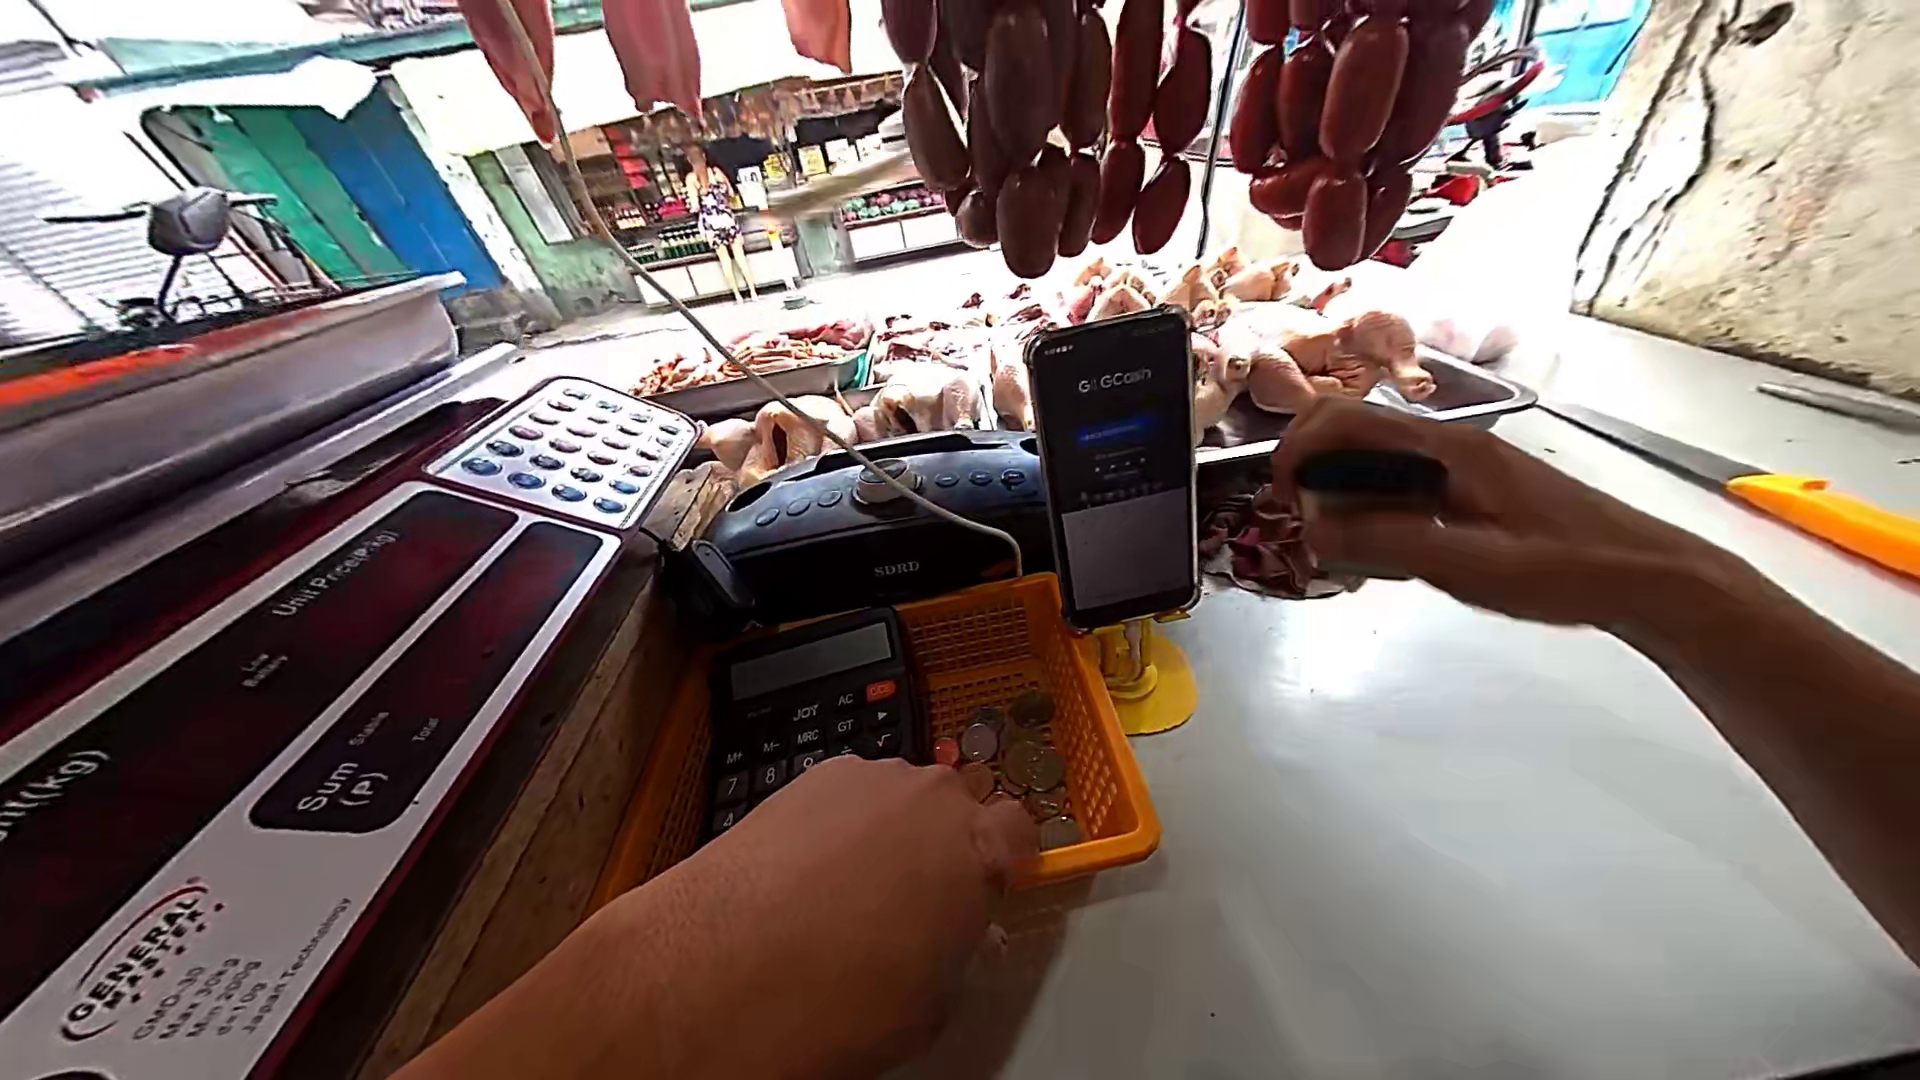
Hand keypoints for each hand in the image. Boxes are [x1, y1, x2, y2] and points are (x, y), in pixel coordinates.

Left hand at [404, 757, 1037, 1079]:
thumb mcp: (927, 1002)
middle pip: (961, 799)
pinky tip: (809, 856)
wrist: (723, 966)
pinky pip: (856, 787)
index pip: (1021, 826)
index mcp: (975, 849)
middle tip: (913, 881)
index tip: (994, 875)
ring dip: (894, 822)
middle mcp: (934, 796)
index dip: (1011, 851)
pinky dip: (846, 813)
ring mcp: (877, 776)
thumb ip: (955, 941)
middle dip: (948, 834)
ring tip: (848, 873)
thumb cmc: (839, 1004)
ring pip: (905, 791)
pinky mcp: (825, 768)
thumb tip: (945, 920)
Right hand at [1269, 397, 1737, 628]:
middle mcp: (1442, 444)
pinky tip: (1368, 541)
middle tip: (1298, 513)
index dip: (1297, 448)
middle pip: (1345, 425)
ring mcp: (1449, 462)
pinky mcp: (1454, 484)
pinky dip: (1355, 502)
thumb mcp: (1474, 566)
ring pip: (1361, 452)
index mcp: (1445, 449)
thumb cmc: (1568, 570)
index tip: (1282, 495)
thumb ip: (1390, 543)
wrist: (1652, 580)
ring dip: (1328, 486)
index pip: (1345, 420)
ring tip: (1330, 536)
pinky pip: (1383, 478)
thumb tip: (1312, 530)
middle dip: (1303, 463)